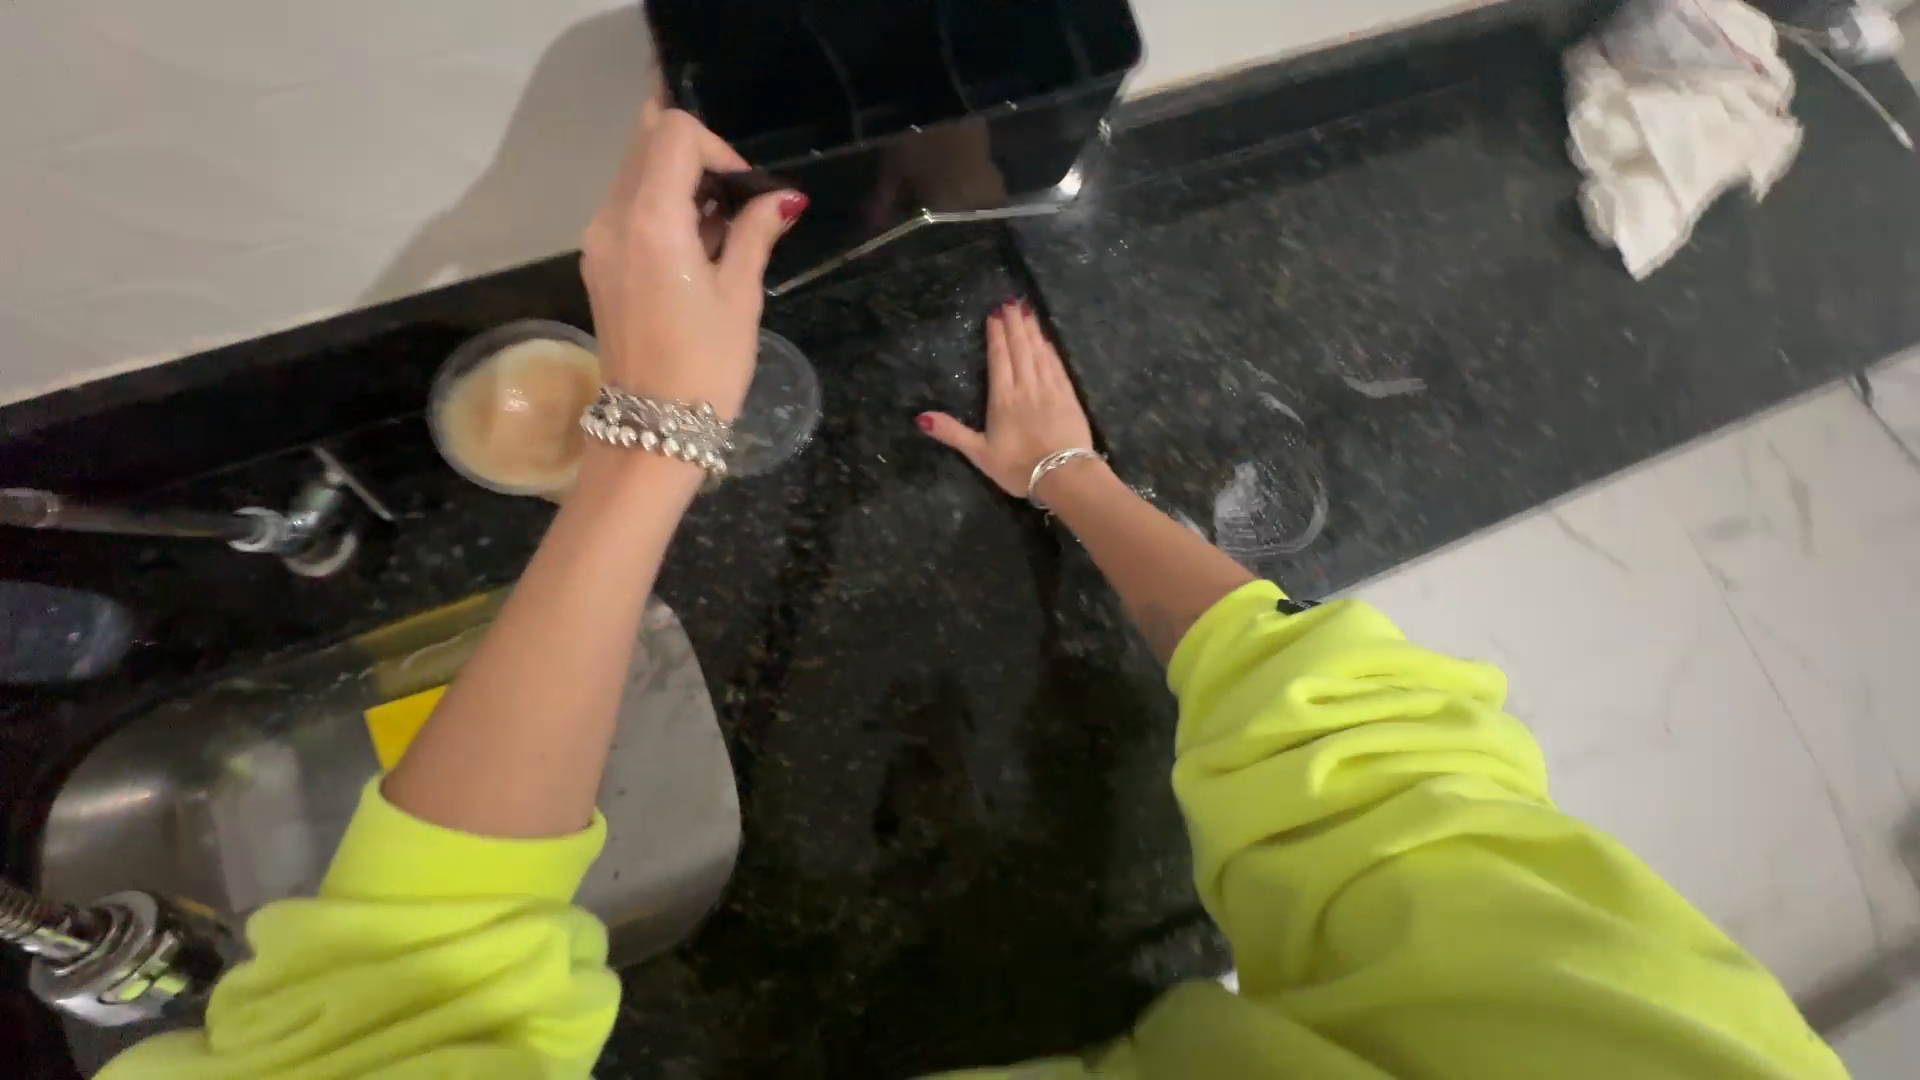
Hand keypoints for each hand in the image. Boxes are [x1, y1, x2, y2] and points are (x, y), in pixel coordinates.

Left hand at [580, 105, 806, 419]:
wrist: (653, 426)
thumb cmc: (708, 365)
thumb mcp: (741, 297)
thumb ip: (755, 234)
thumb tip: (782, 199)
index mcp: (650, 220)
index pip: (675, 133)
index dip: (720, 150)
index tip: (749, 195)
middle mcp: (612, 217)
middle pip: (647, 144)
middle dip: (699, 160)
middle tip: (738, 207)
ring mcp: (598, 240)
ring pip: (635, 175)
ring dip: (680, 185)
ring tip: (723, 234)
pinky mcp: (598, 263)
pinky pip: (628, 210)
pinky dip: (662, 211)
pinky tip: (696, 252)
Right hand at [918, 300, 1096, 498]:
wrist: (1064, 476)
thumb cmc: (1018, 468)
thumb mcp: (980, 454)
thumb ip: (952, 433)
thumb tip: (921, 417)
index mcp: (1003, 398)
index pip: (999, 359)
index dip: (996, 336)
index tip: (995, 315)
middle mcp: (1026, 387)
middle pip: (1020, 349)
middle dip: (1014, 325)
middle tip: (1011, 302)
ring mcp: (1050, 389)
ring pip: (1038, 353)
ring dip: (1032, 331)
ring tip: (1027, 312)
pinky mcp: (1069, 397)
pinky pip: (1056, 366)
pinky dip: (1050, 350)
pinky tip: (1046, 341)